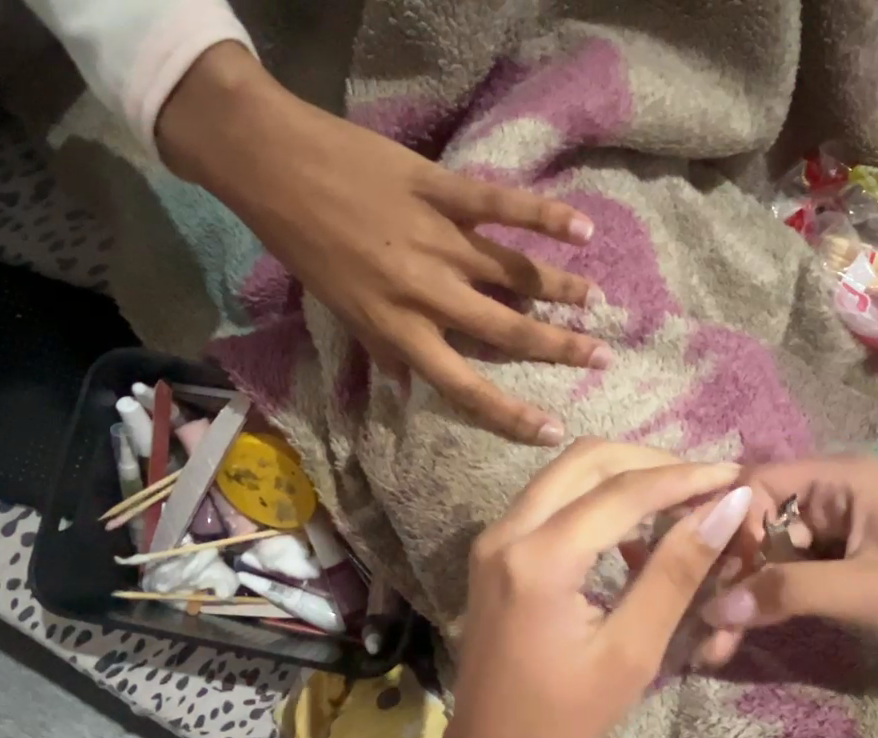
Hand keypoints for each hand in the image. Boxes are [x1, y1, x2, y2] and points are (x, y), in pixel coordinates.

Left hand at [158, 45, 604, 445]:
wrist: (274, 167)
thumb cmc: (306, 247)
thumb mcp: (341, 313)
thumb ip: (384, 349)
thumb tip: (409, 387)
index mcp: (400, 329)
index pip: (465, 386)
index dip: (511, 413)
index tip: (553, 430)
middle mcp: (427, 293)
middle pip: (505, 329)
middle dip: (559, 347)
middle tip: (603, 357)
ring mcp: (438, 240)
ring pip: (511, 271)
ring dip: (559, 288)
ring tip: (596, 302)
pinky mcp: (440, 191)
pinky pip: (499, 206)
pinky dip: (542, 216)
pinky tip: (581, 229)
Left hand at [447, 440, 749, 737]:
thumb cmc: (566, 716)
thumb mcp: (633, 650)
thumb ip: (676, 571)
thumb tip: (724, 508)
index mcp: (541, 559)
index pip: (624, 491)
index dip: (685, 477)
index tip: (734, 474)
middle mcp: (508, 531)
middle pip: (587, 459)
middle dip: (651, 463)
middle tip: (703, 484)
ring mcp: (493, 538)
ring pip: (565, 472)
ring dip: (622, 476)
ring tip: (675, 504)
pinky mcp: (493, 550)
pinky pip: (549, 499)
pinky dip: (593, 500)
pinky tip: (630, 536)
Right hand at [699, 455, 877, 691]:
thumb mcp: (865, 593)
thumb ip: (789, 592)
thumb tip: (714, 608)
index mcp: (842, 478)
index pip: (756, 484)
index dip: (726, 526)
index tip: (707, 577)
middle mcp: (829, 492)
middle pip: (755, 520)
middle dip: (728, 571)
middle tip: (705, 623)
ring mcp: (830, 525)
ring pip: (764, 550)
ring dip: (740, 592)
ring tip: (716, 642)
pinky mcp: (832, 556)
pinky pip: (783, 571)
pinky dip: (762, 600)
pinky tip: (740, 631)